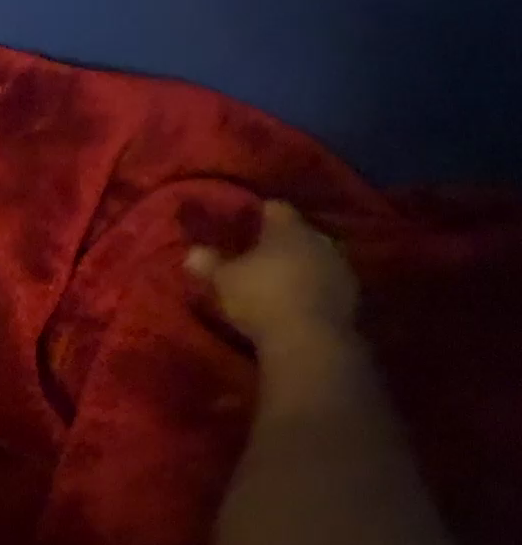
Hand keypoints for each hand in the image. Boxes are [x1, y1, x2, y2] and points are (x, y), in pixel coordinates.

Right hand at [186, 200, 357, 347]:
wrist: (308, 337)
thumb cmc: (259, 297)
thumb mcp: (221, 280)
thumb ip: (208, 262)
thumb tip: (193, 251)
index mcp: (288, 230)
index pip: (274, 207)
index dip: (255, 212)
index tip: (238, 221)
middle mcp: (319, 239)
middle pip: (296, 231)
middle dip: (276, 240)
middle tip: (252, 252)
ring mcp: (339, 265)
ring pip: (313, 255)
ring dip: (296, 262)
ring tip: (273, 276)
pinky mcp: (350, 292)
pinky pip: (323, 278)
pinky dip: (309, 282)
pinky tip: (292, 295)